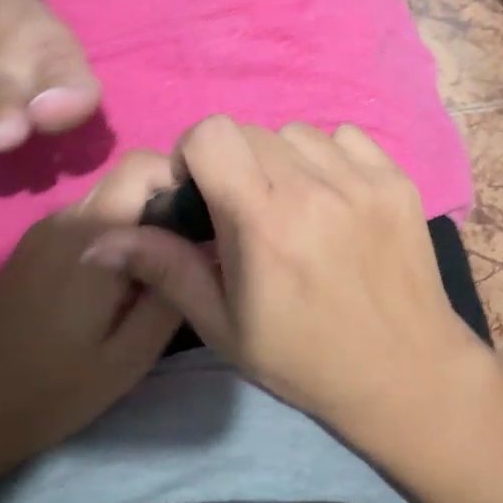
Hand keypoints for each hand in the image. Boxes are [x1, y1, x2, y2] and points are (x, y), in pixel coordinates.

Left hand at [0, 150, 184, 482]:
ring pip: (113, 197)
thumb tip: (207, 246)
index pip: (144, 165)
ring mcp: (46, 229)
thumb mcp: (129, 357)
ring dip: (143, 219)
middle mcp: (68, 217)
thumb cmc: (50, 391)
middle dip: (169, 201)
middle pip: (131, 177)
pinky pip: (90, 218)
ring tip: (160, 269)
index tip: (207, 216)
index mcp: (93, 236)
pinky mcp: (34, 245)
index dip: (182, 177)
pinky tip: (121, 281)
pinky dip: (117, 232)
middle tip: (189, 251)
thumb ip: (172, 291)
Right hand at [87, 116, 487, 427]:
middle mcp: (314, 188)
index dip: (194, 155)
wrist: (403, 370)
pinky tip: (334, 197)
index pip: (212, 134)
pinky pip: (348, 138)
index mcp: (264, 222)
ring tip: (293, 203)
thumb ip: (165, 269)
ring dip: (284, 158)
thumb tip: (98, 240)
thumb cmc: (303, 357)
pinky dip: (331, 157)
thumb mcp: (224, 325)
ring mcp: (362, 180)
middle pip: (252, 131)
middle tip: (246, 207)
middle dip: (236, 161)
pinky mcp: (397, 180)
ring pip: (299, 132)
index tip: (200, 192)